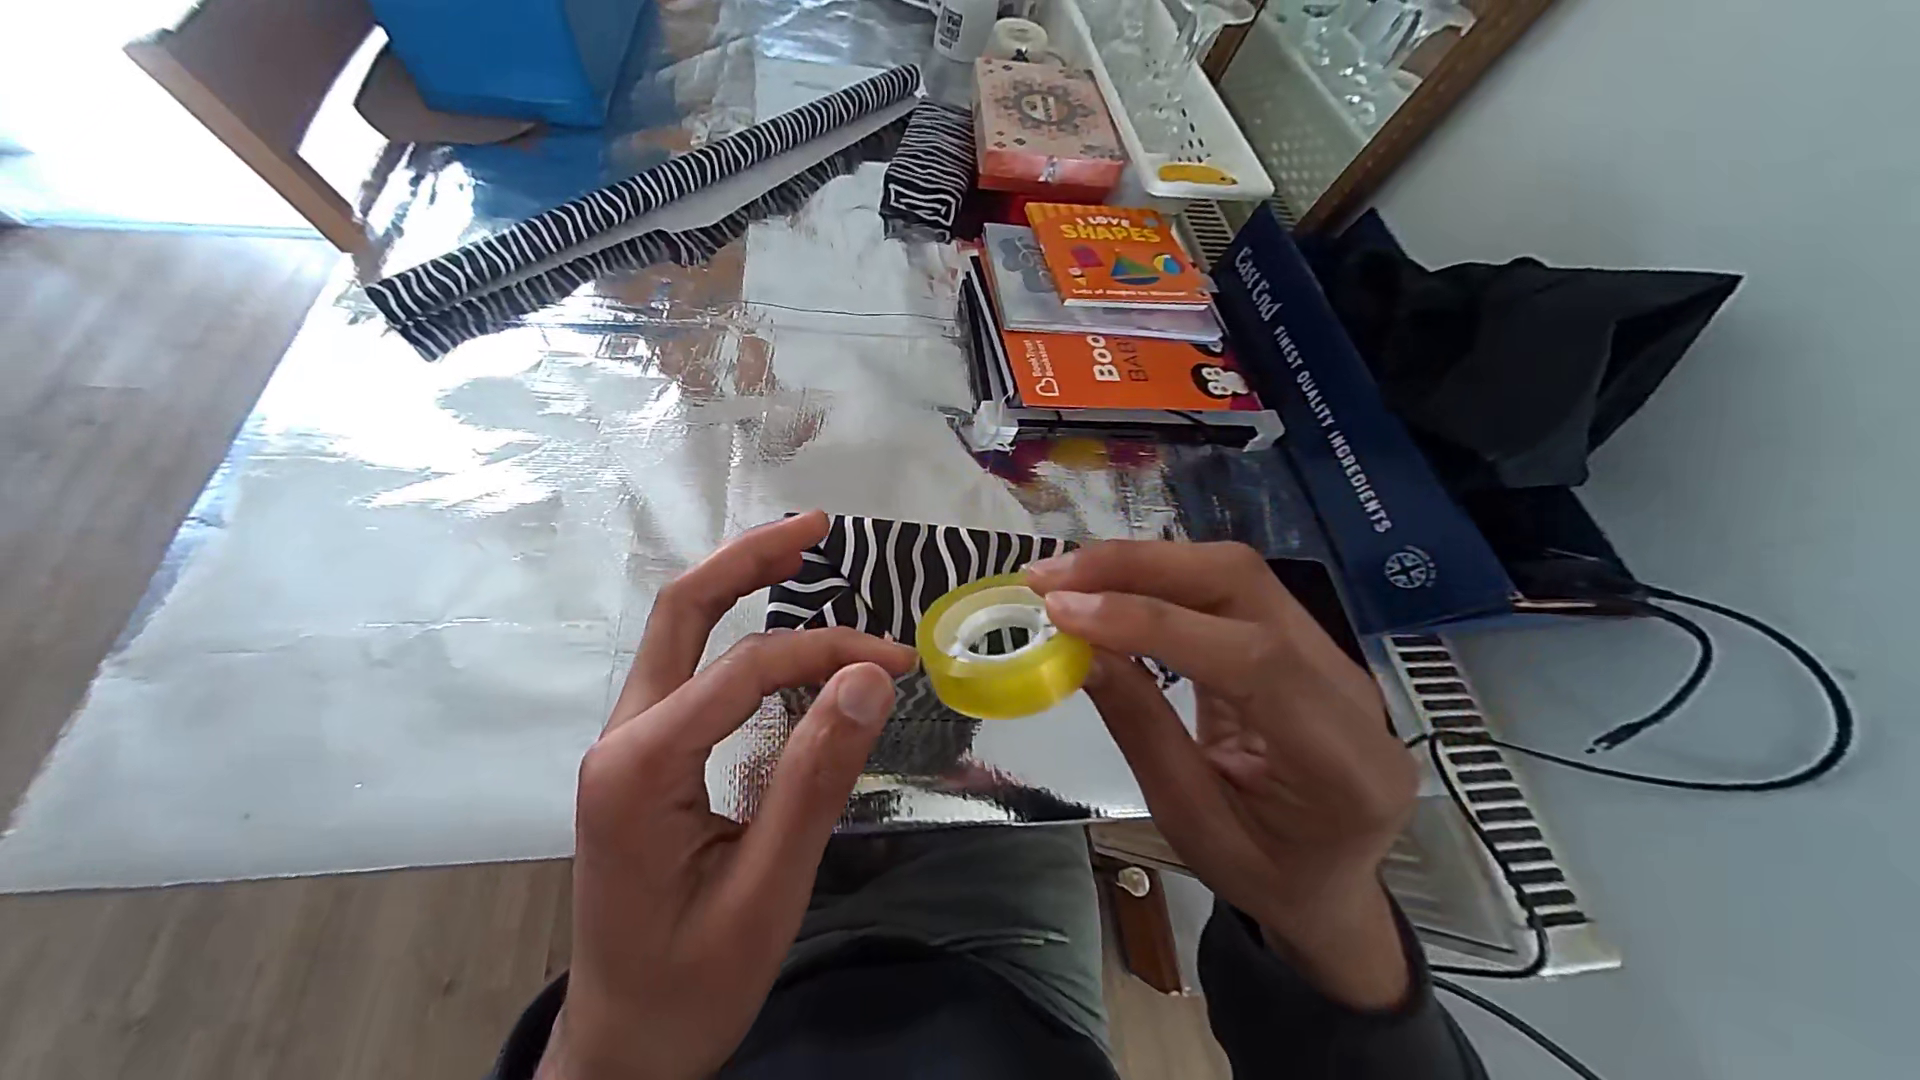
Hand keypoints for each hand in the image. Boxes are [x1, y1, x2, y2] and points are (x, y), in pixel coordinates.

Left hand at [540, 512, 917, 1079]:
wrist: (624, 1044)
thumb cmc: (692, 982)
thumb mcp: (767, 893)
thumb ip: (815, 781)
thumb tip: (869, 680)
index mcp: (638, 768)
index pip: (744, 668)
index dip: (827, 653)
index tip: (897, 666)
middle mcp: (622, 734)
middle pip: (680, 609)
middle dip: (749, 557)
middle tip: (816, 524)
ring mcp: (629, 738)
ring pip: (680, 628)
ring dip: (740, 580)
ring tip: (801, 550)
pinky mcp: (648, 750)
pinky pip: (692, 664)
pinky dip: (739, 627)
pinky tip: (781, 628)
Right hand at [1026, 541, 1417, 1009]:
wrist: (1327, 884)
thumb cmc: (1261, 874)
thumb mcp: (1189, 821)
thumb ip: (1141, 728)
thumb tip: (1078, 648)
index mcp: (1343, 760)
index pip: (1250, 657)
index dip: (1150, 622)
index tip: (1063, 611)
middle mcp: (1349, 688)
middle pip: (1243, 584)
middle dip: (1138, 567)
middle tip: (1052, 576)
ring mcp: (1331, 655)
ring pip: (1233, 573)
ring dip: (1142, 564)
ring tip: (1067, 575)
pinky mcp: (1300, 641)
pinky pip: (1227, 590)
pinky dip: (1158, 579)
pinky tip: (1109, 585)